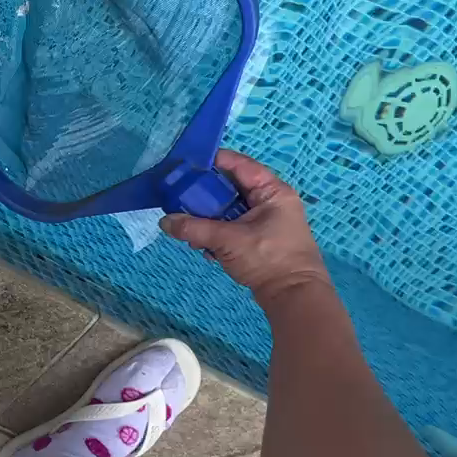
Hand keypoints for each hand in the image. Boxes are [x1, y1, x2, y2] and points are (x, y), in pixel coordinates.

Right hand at [159, 149, 330, 304]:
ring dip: (206, 218)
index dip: (213, 161)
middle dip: (203, 195)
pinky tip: (203, 246)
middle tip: (179, 198)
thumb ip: (193, 229)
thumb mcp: (227, 241)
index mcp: (272, 192)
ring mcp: (264, 220)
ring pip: (227, 208)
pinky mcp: (257, 237)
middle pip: (229, 187)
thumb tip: (164, 221)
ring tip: (189, 229)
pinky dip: (214, 232)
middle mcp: (269, 201)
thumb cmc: (268, 259)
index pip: (240, 165)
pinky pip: (229, 225)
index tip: (185, 164)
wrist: (292, 295)